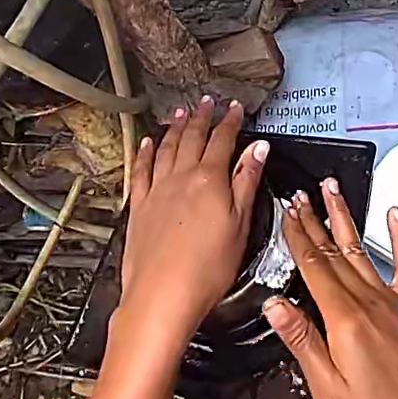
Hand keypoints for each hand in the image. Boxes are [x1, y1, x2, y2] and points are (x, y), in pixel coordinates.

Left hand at [116, 97, 267, 347]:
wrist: (162, 296)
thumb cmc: (205, 269)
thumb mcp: (240, 225)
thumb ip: (247, 182)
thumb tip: (258, 150)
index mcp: (209, 180)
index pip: (223, 140)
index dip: (230, 121)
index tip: (235, 109)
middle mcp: (180, 178)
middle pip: (192, 137)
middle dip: (202, 117)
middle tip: (207, 102)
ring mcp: (157, 190)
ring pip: (167, 147)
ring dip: (175, 127)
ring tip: (180, 112)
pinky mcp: (139, 206)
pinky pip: (141, 169)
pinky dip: (145, 153)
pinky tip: (147, 144)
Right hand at [268, 184, 397, 398]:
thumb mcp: (329, 392)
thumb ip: (302, 342)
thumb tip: (275, 305)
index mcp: (345, 321)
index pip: (313, 266)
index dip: (297, 236)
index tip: (287, 211)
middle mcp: (369, 304)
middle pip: (333, 252)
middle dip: (313, 220)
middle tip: (299, 194)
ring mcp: (391, 305)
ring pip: (360, 251)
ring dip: (344, 218)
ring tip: (332, 190)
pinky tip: (394, 216)